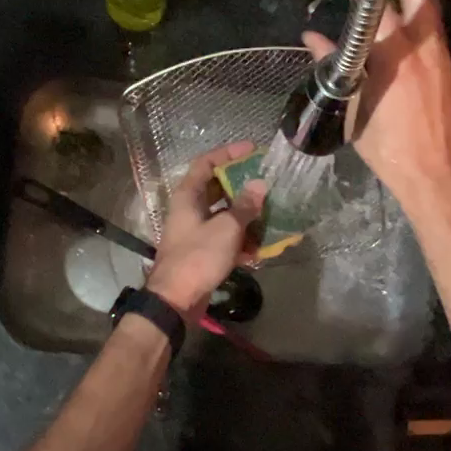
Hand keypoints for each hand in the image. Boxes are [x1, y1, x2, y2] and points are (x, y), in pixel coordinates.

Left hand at [145, 141, 264, 319]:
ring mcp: (197, 232)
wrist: (177, 300)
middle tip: (268, 183)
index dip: (228, 153)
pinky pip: (227, 239)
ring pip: (225, 215)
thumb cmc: (198, 257)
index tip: (252, 150)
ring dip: (248, 215)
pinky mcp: (204, 253)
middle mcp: (190, 210)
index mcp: (188, 196)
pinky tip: (263, 247)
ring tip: (273, 214)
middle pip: (218, 189)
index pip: (206, 163)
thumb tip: (260, 185)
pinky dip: (244, 240)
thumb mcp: (226, 228)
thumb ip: (244, 206)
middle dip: (244, 186)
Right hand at [303, 0, 450, 208]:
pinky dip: (408, 1)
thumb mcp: (352, 109)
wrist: (433, 174)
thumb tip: (313, 39)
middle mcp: (423, 43)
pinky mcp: (443, 62)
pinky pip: (427, 17)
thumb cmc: (390, 149)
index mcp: (396, 54)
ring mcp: (438, 50)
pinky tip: (388, 5)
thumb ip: (333, 68)